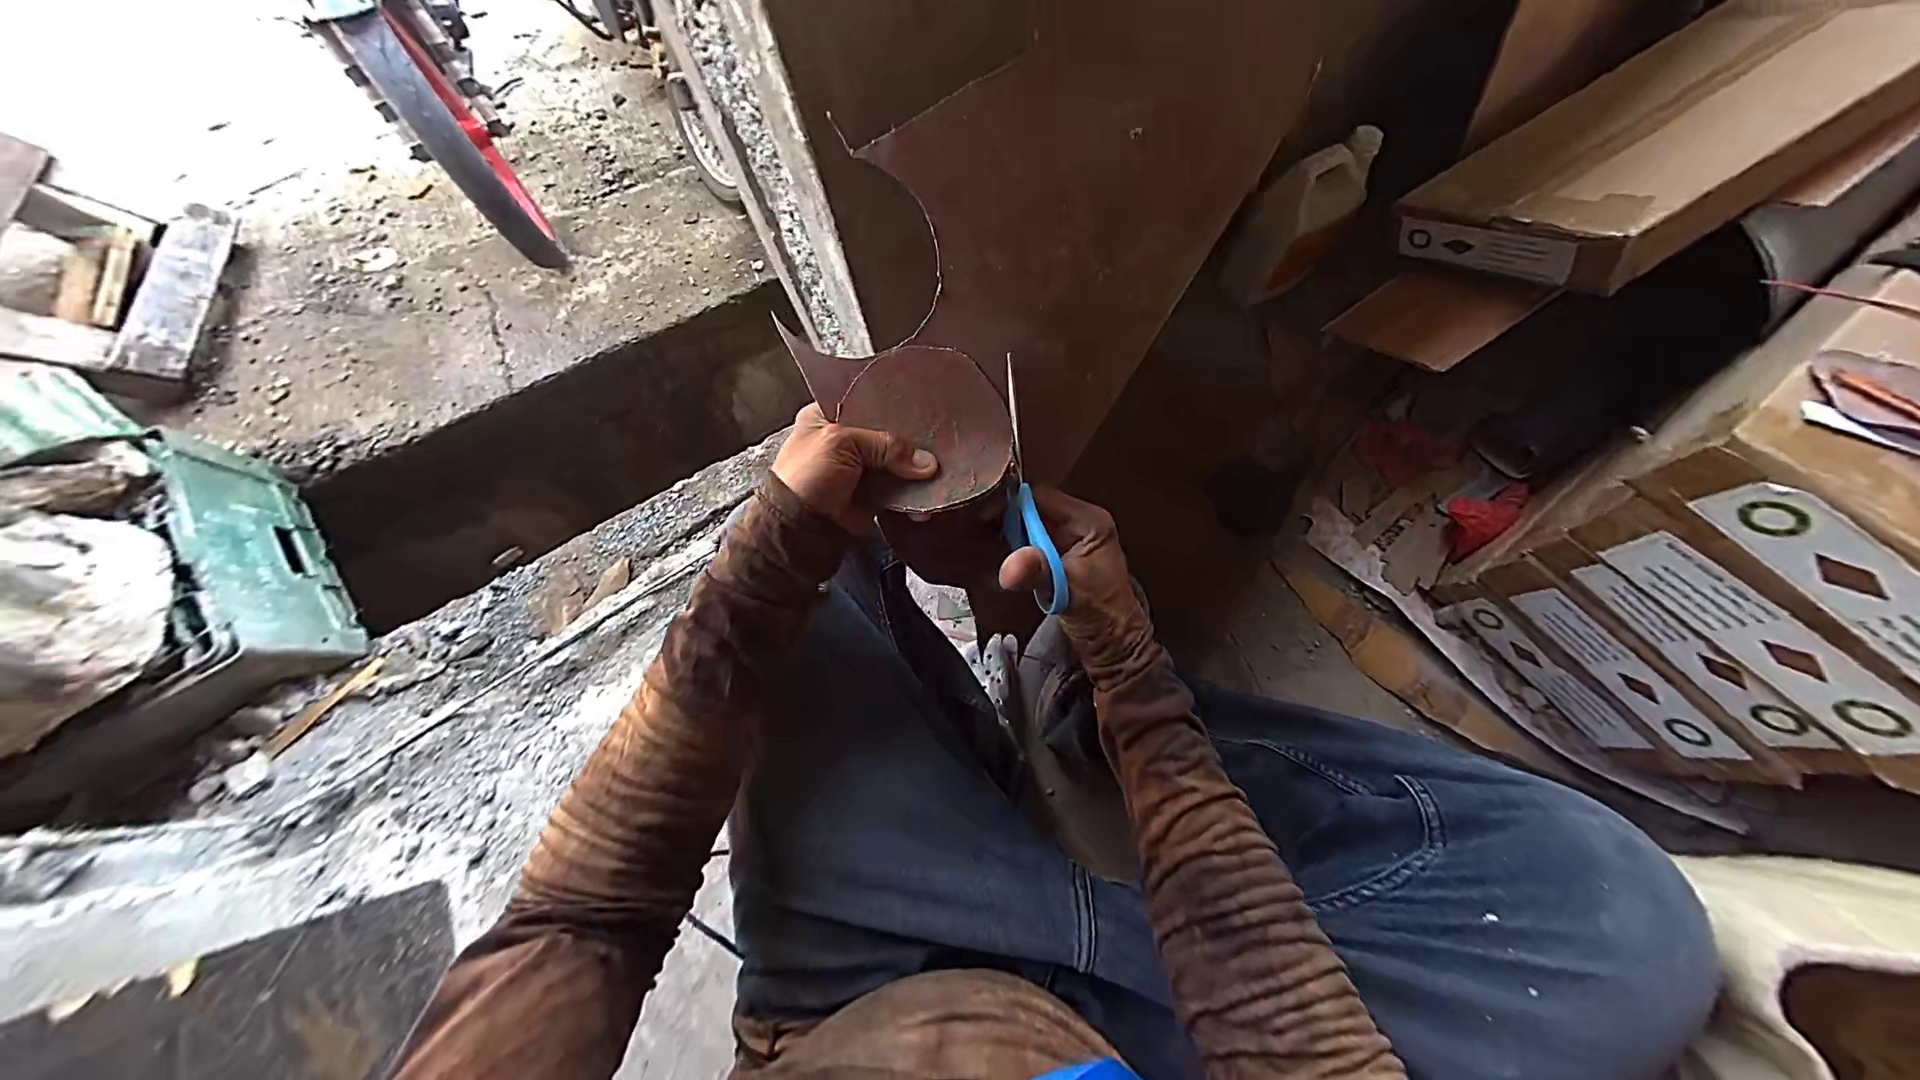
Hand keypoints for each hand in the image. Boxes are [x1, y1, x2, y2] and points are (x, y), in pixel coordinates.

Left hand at [772, 404, 938, 533]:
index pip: (867, 401)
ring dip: (916, 470)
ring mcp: (859, 468)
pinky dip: (913, 494)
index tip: (922, 407)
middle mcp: (844, 439)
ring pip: (897, 463)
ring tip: (940, 472)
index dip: (894, 405)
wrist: (799, 528)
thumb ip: (886, 445)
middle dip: (912, 441)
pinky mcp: (870, 494)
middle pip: (888, 434)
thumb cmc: (807, 475)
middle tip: (939, 440)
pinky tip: (928, 496)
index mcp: (827, 415)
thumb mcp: (842, 444)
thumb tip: (927, 463)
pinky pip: (899, 490)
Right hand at [997, 486, 1152, 675]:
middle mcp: (1079, 524)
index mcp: (1089, 521)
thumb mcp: (1067, 590)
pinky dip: (1018, 551)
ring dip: (1012, 538)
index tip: (988, 516)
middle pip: (1032, 508)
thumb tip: (1010, 566)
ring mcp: (1068, 540)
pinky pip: (1030, 544)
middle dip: (1009, 522)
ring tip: (995, 547)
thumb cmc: (1103, 616)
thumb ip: (1039, 572)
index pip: (1041, 496)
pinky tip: (1009, 561)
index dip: (1013, 505)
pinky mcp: (1058, 556)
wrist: (1112, 645)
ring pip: (1029, 526)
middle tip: (986, 534)